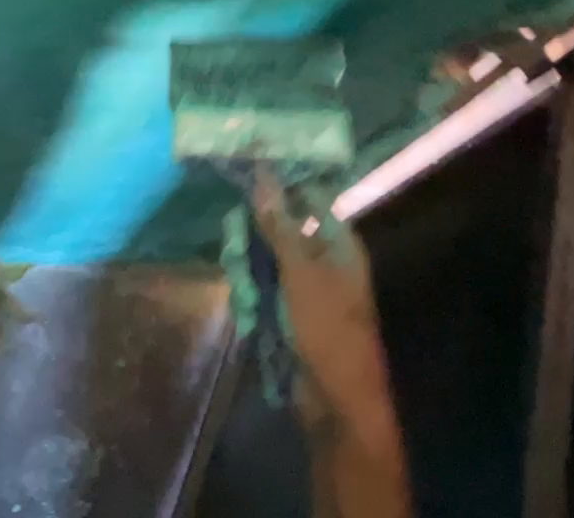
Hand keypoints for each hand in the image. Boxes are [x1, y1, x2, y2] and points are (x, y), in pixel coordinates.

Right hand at [250, 172, 385, 409]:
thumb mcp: (299, 271)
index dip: (280, 183)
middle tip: (234, 246)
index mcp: (339, 243)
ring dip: (247, 268)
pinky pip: (263, 285)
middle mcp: (324, 258)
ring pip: (264, 256)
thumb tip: (263, 173)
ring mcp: (305, 285)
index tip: (244, 174)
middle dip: (251, 236)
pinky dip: (251, 293)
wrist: (337, 400)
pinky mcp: (289, 309)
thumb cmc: (327, 328)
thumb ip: (278, 223)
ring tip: (243, 290)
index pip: (308, 196)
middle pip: (279, 227)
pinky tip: (246, 309)